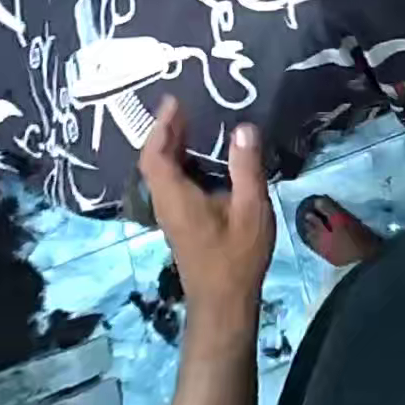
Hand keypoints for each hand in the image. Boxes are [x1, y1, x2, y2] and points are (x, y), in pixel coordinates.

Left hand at [138, 97, 273, 329]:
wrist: (224, 303)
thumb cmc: (236, 255)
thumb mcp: (250, 208)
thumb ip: (246, 167)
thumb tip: (243, 127)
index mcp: (175, 197)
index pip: (154, 156)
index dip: (161, 126)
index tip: (173, 101)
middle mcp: (166, 203)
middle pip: (154, 161)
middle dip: (165, 130)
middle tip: (185, 104)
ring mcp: (171, 213)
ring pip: (161, 172)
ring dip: (172, 144)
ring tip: (194, 120)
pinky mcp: (181, 220)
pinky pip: (172, 180)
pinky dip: (181, 159)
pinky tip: (204, 154)